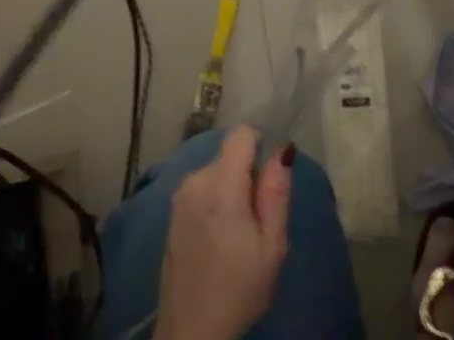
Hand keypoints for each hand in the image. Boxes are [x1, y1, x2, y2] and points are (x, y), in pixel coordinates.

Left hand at [154, 127, 293, 339]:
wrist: (191, 331)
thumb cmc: (239, 288)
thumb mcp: (272, 245)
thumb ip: (276, 192)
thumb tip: (282, 150)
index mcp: (220, 185)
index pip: (240, 134)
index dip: (261, 145)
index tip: (271, 177)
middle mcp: (194, 181)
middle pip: (229, 155)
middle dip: (248, 174)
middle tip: (259, 219)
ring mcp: (179, 197)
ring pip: (216, 172)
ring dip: (232, 189)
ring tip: (241, 233)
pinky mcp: (172, 213)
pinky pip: (202, 189)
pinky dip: (216, 201)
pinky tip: (221, 238)